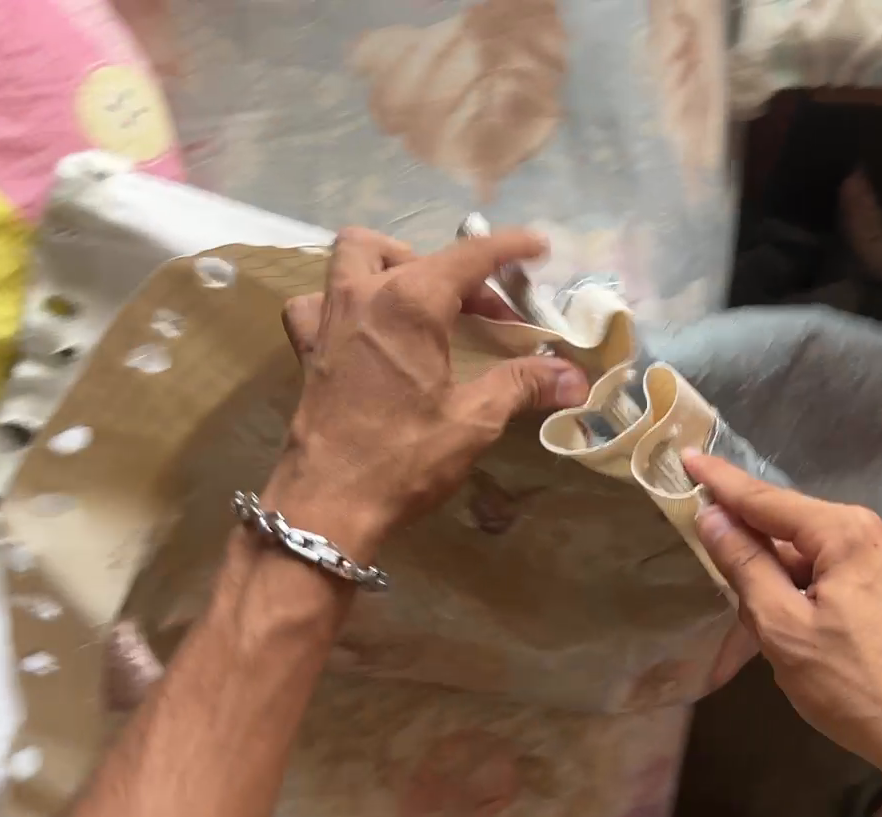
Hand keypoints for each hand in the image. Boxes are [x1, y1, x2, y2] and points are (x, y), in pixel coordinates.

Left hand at [270, 227, 590, 553]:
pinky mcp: (307, 349)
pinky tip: (362, 328)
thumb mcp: (473, 421)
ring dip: (391, 263)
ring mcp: (328, 319)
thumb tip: (573, 377)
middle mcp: (364, 296)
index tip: (538, 248)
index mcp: (410, 303)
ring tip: (420, 298)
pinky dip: (342, 302)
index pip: (468, 256)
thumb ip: (522, 385)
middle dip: (458, 272)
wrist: (329, 503)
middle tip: (485, 311)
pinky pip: (317, 302)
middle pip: (416, 255)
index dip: (508, 247)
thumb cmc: (403, 459)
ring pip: (354, 257)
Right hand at [682, 451, 881, 787]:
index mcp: (848, 533)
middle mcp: (880, 533)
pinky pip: (843, 573)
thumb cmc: (856, 687)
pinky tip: (809, 629)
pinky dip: (813, 589)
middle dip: (755, 547)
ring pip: (818, 555)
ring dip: (785, 578)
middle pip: (794, 527)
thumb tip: (713, 517)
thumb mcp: (783, 628)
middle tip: (725, 580)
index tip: (689, 457)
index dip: (721, 482)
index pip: (767, 500)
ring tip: (775, 629)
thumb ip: (745, 566)